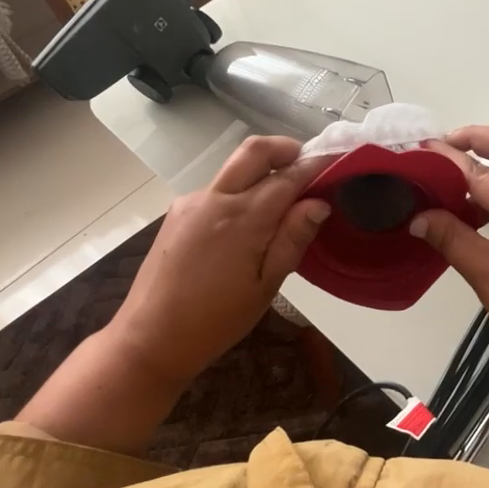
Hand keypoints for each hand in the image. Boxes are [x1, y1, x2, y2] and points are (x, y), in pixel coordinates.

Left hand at [108, 136, 332, 388]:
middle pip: (255, 150)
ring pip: (235, 168)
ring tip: (283, 203)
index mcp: (242, 218)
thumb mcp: (266, 286)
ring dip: (263, 171)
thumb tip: (319, 202)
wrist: (151, 338)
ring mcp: (192, 201)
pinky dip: (241, 191)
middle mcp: (215, 198)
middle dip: (286, 148)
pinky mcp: (178, 211)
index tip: (337, 161)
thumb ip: (292, 238)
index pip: (288, 176)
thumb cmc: (216, 320)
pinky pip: (218, 189)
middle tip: (309, 166)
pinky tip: (248, 225)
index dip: (316, 165)